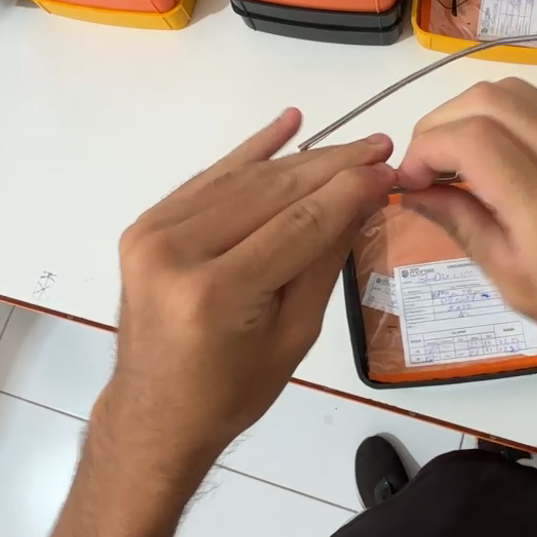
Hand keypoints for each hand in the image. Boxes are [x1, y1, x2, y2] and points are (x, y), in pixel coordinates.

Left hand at [101, 109, 396, 469]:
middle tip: (379, 146)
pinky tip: (288, 123)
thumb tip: (363, 198)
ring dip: (302, 158)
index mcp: (216, 292)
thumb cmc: (232, 391)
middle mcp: (177, 251)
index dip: (349, 190)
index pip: (300, 222)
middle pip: (272, 191)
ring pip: (246, 179)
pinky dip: (251, 151)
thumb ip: (325, 260)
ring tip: (351, 144)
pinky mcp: (147, 224)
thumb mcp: (296, 335)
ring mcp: (154, 233)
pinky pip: (211, 178)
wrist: (156, 412)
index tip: (389, 168)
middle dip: (333, 166)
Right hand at [395, 80, 536, 399]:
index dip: (427, 148)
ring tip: (455, 156)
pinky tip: (495, 155)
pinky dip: (503, 119)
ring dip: (470, 112)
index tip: (410, 178)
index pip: (474, 141)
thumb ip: (463, 226)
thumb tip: (412, 190)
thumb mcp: (517, 286)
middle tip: (426, 163)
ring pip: (515, 92)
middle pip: (489, 100)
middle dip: (440, 122)